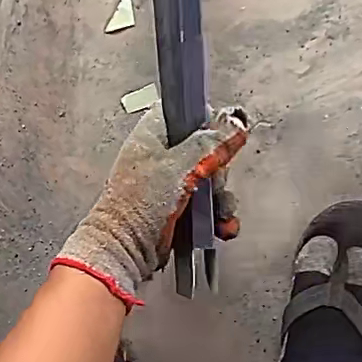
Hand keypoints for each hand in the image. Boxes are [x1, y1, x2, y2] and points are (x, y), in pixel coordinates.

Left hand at [54, 103, 249, 306]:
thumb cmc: (137, 204)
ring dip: (220, 200)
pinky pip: (207, 207)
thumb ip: (209, 143)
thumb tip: (235, 124)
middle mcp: (162, 157)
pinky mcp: (178, 209)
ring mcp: (170, 184)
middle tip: (211, 182)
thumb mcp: (178, 165)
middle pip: (207, 151)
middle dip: (218, 172)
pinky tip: (219, 226)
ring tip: (218, 213)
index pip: (187, 115)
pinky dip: (216, 217)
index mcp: (153, 135)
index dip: (208, 123)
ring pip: (211, 181)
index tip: (221, 138)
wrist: (126, 246)